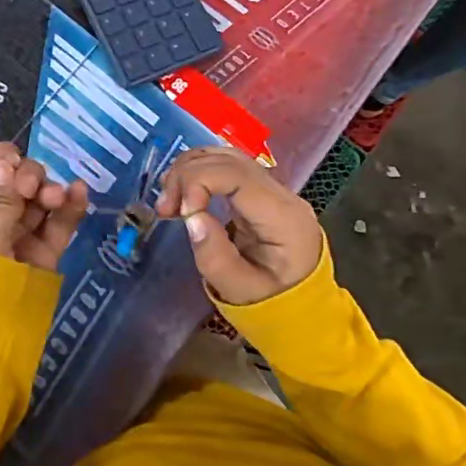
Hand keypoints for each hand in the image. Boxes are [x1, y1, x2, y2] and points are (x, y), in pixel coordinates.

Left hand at [0, 142, 88, 272]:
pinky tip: (79, 193)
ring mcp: (20, 238)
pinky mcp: (44, 256)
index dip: (0, 158)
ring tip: (60, 198)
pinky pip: (57, 225)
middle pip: (14, 181)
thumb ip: (1, 205)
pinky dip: (69, 208)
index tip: (17, 161)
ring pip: (39, 201)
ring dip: (51, 191)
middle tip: (35, 191)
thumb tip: (7, 163)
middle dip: (29, 176)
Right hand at [155, 147, 323, 305]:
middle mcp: (281, 194)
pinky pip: (224, 166)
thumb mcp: (239, 290)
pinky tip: (181, 194)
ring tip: (169, 202)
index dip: (198, 182)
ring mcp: (271, 189)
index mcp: (283, 217)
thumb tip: (191, 217)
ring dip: (188, 171)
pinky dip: (196, 172)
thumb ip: (215, 256)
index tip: (178, 213)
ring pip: (224, 156)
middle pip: (228, 160)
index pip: (237, 174)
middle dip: (186, 176)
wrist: (301, 309)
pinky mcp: (258, 192)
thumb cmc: (271, 303)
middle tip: (164, 209)